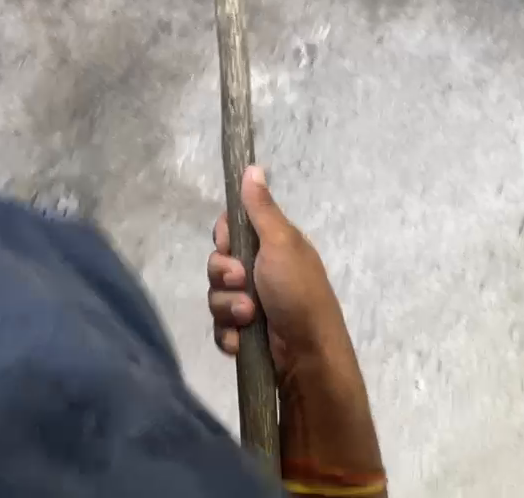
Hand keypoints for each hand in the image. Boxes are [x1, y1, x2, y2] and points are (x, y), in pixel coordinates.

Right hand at [208, 167, 384, 486]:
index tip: (231, 245)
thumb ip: (261, 208)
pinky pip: (220, 327)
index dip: (224, 238)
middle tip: (243, 282)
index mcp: (270, 245)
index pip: (229, 230)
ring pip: (215, 296)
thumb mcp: (281, 242)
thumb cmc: (298, 291)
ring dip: (229, 307)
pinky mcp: (244, 334)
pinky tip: (243, 341)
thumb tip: (253, 166)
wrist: (308, 356)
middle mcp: (258, 271)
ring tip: (250, 317)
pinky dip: (230, 335)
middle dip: (224, 275)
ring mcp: (250, 304)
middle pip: (217, 262)